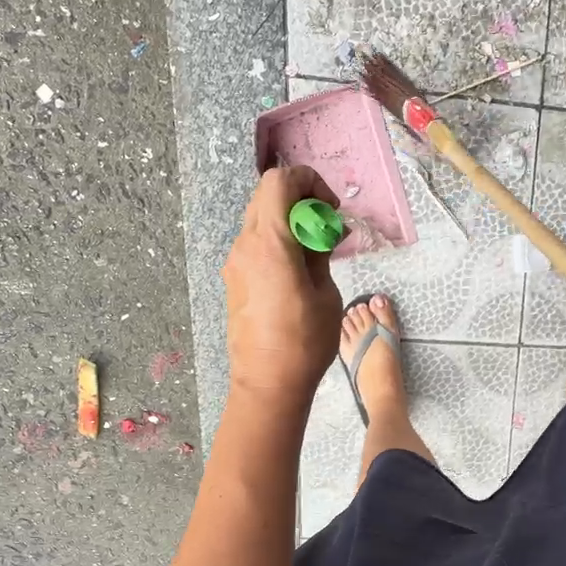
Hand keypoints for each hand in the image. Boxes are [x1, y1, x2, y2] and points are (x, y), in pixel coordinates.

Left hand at [222, 166, 342, 401]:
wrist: (268, 383)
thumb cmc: (304, 343)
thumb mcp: (326, 294)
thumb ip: (320, 253)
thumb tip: (322, 231)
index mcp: (270, 243)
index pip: (280, 182)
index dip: (309, 182)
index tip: (330, 208)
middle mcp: (245, 245)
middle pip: (267, 195)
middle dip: (300, 200)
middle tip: (326, 227)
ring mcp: (235, 263)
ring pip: (260, 219)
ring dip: (289, 222)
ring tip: (316, 251)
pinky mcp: (235, 280)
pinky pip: (256, 244)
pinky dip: (278, 242)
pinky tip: (299, 270)